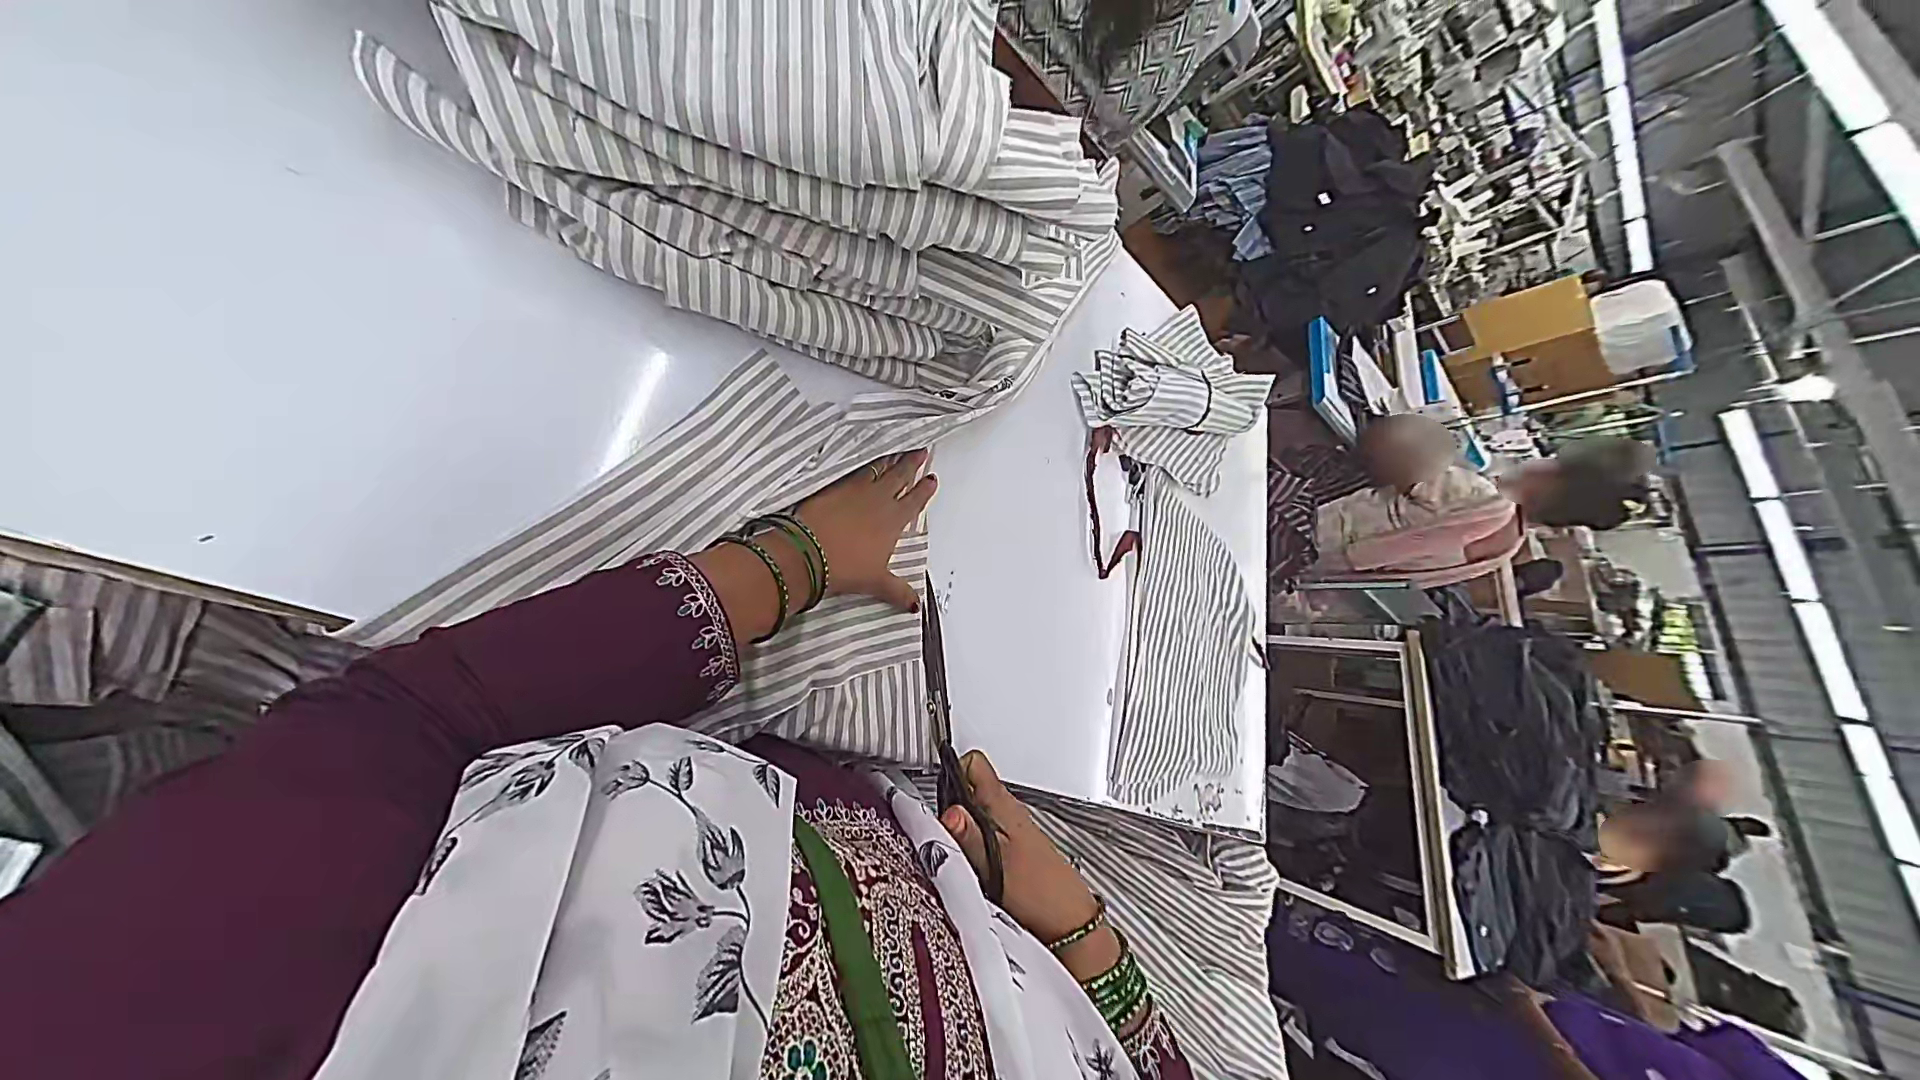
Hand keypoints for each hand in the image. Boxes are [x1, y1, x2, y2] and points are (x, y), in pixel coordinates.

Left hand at [794, 450, 936, 611]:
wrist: (808, 553)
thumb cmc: (843, 567)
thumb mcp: (876, 582)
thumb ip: (898, 591)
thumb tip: (914, 605)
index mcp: (893, 521)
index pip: (914, 501)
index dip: (924, 489)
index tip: (930, 479)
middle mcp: (878, 501)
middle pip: (900, 476)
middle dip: (911, 463)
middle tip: (920, 451)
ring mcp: (855, 490)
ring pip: (879, 468)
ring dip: (890, 459)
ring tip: (897, 451)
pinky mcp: (834, 486)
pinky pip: (855, 469)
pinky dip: (863, 463)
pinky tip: (864, 461)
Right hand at [940, 751, 1101, 945]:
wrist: (1070, 923)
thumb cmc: (1039, 892)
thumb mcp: (993, 864)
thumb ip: (967, 835)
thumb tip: (947, 811)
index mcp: (1002, 805)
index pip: (974, 763)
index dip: (953, 771)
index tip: (940, 795)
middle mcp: (1008, 812)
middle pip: (971, 787)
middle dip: (952, 804)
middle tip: (945, 831)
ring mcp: (1012, 830)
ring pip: (977, 812)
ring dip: (962, 827)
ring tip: (959, 853)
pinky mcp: (1014, 849)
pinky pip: (986, 832)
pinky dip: (974, 843)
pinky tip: (975, 868)